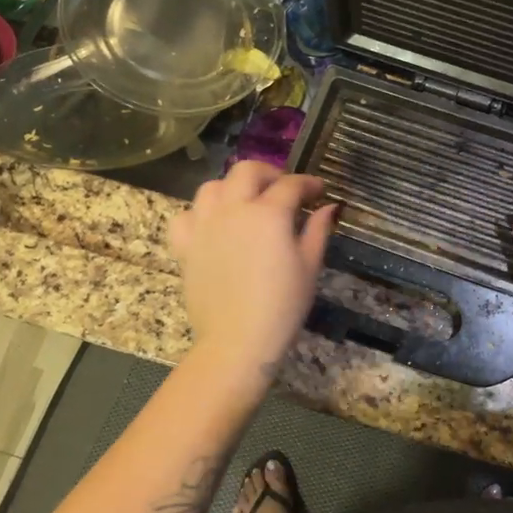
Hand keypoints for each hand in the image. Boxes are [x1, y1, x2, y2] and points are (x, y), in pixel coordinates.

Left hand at [168, 162, 339, 369]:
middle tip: (282, 190)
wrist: (237, 342)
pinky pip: (185, 216)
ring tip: (245, 203)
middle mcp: (234, 210)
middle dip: (269, 173)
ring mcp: (205, 226)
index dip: (308, 184)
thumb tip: (328, 207)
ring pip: (212, 187)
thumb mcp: (309, 267)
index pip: (291, 185)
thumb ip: (318, 231)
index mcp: (269, 214)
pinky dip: (198, 214)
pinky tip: (212, 225)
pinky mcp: (185, 246)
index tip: (318, 191)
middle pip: (247, 171)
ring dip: (232, 188)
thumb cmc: (282, 307)